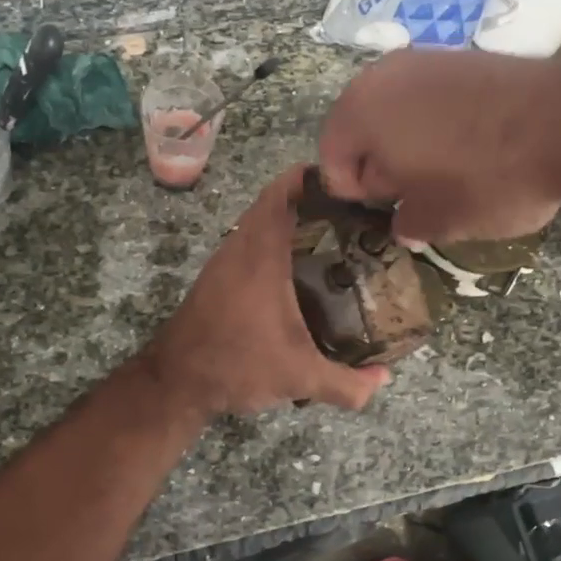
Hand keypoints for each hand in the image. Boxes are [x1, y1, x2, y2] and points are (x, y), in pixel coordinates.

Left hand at [141, 168, 389, 416]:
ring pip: (258, 223)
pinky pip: (248, 243)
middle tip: (349, 211)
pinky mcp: (215, 277)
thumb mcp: (300, 377)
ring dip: (289, 221)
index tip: (343, 180)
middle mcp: (240, 248)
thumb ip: (347, 383)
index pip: (280, 193)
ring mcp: (224, 261)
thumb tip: (383, 378)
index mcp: (261, 255)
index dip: (308, 177)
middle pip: (273, 203)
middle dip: (309, 200)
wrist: (176, 381)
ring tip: (331, 235)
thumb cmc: (237, 365)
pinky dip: (272, 242)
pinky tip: (296, 269)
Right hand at [319, 50, 560, 242]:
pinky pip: (433, 97)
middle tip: (414, 193)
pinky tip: (472, 145)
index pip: (332, 162)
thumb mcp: (438, 220)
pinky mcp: (463, 57)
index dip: (358, 195)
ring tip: (446, 170)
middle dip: (382, 164)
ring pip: (398, 112)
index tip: (390, 210)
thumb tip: (403, 224)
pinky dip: (440, 122)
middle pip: (362, 131)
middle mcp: (380, 77)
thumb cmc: (484, 177)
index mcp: (357, 114)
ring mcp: (424, 60)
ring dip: (410, 142)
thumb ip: (407, 224)